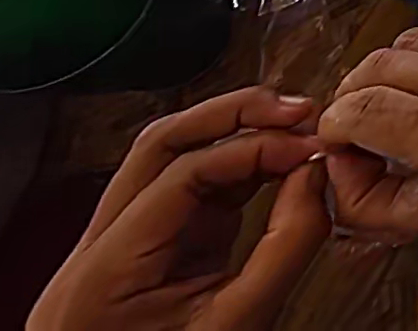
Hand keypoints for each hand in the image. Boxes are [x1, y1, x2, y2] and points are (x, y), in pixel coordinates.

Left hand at [29, 88, 329, 330]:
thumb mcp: (241, 325)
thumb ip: (288, 243)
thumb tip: (320, 168)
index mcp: (102, 274)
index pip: (185, 171)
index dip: (258, 147)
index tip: (313, 149)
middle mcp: (98, 249)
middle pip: (163, 142)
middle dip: (238, 113)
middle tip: (299, 108)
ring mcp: (124, 244)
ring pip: (174, 152)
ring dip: (239, 129)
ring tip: (296, 125)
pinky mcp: (158, 244)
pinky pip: (198, 179)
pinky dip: (245, 160)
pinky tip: (283, 160)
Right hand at [318, 28, 417, 240]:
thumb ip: (364, 199)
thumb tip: (331, 156)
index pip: (364, 110)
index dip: (334, 124)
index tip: (333, 139)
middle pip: (378, 65)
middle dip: (350, 92)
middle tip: (351, 118)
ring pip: (404, 41)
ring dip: (382, 70)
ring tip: (387, 100)